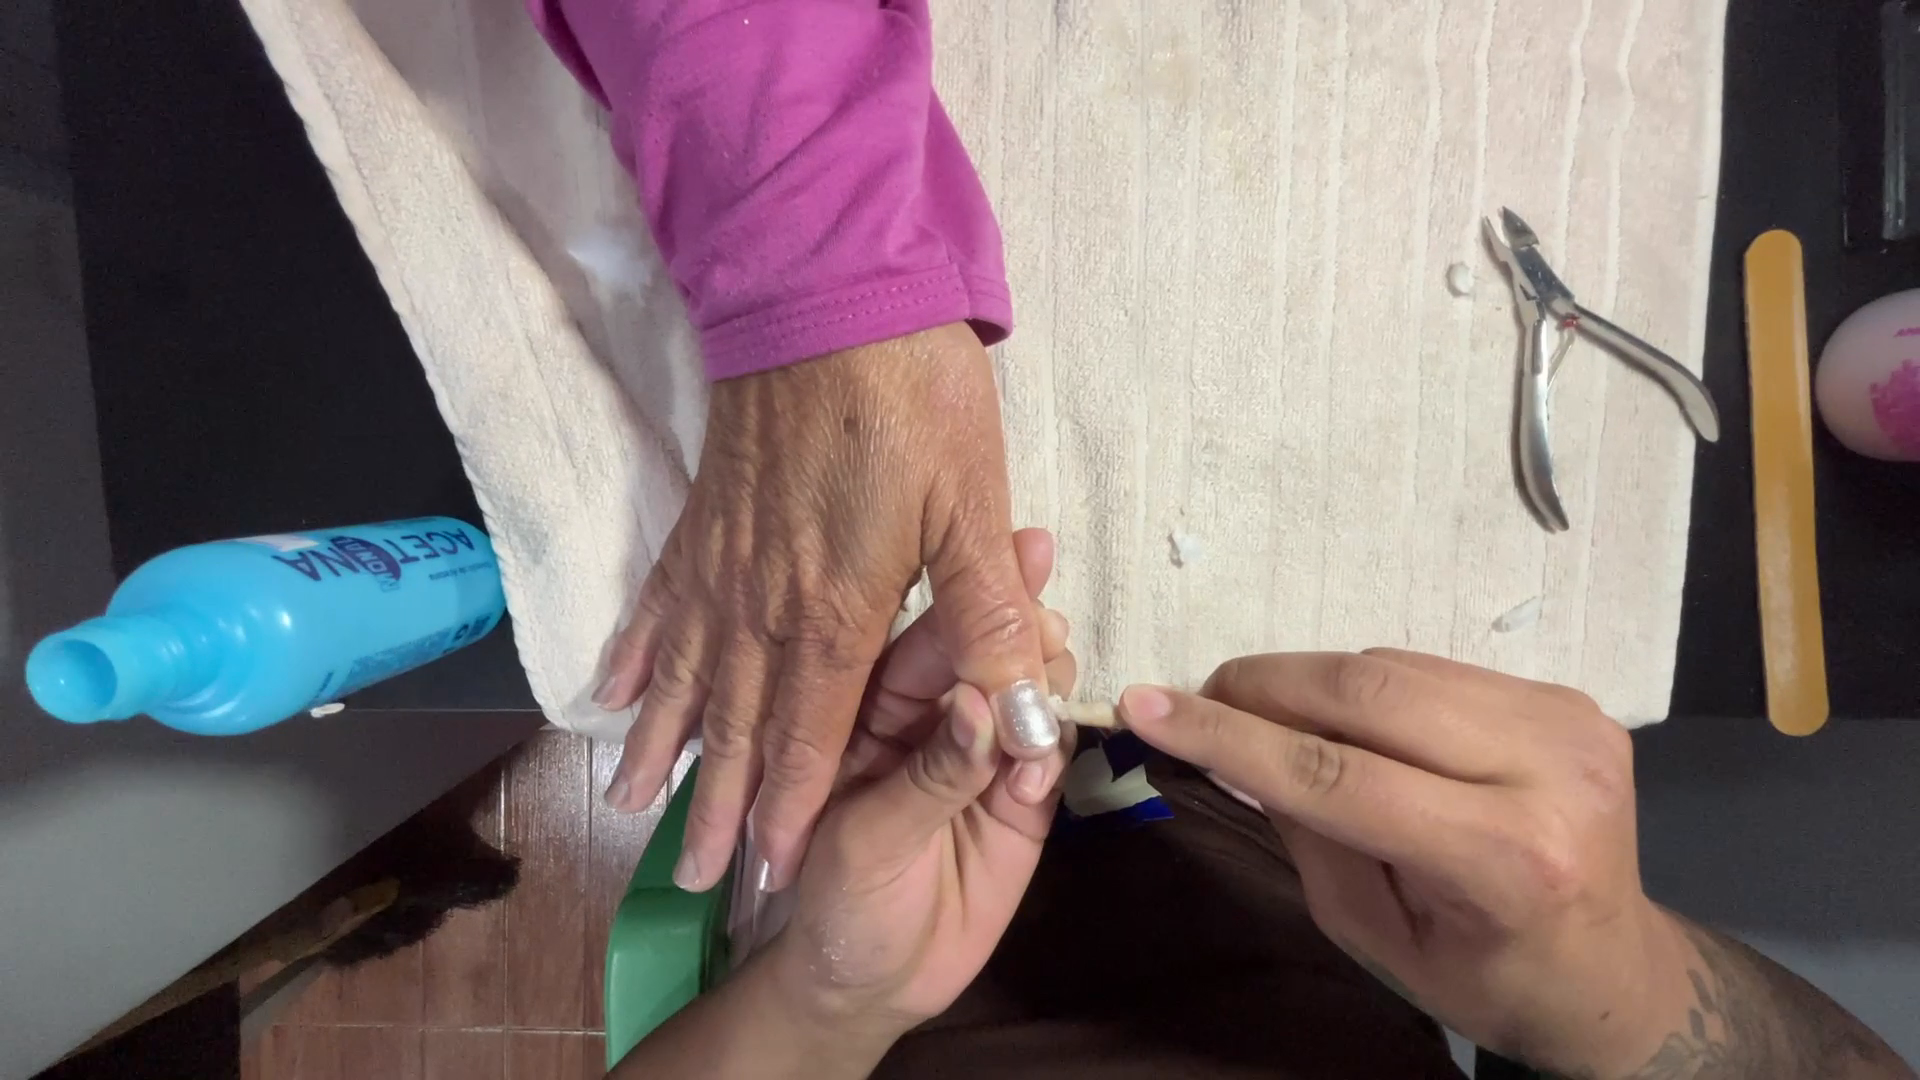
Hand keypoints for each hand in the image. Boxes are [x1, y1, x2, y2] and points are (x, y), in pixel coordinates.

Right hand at [596, 325, 1061, 894]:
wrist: (830, 294)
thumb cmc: (912, 400)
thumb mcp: (973, 504)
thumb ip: (989, 617)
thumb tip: (1023, 713)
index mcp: (837, 610)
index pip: (809, 733)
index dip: (790, 804)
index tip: (766, 868)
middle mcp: (766, 601)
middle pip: (739, 719)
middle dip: (721, 800)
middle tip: (690, 869)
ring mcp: (725, 559)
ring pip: (687, 672)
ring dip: (664, 743)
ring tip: (631, 803)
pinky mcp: (705, 516)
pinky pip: (659, 599)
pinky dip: (635, 650)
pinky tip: (607, 689)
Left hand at [764, 542, 1076, 1032]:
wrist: (874, 986)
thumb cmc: (841, 904)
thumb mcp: (867, 840)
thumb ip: (928, 775)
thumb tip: (980, 701)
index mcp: (879, 707)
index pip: (929, 640)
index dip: (968, 600)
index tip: (1018, 552)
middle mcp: (937, 715)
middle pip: (987, 653)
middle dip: (1020, 628)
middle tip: (1048, 619)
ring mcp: (986, 751)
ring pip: (1028, 692)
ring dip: (1044, 676)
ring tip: (1056, 667)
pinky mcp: (1026, 795)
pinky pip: (1050, 751)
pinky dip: (1055, 743)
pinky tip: (1051, 744)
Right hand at [1119, 650, 1688, 1075]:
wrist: (1617, 969)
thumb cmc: (1478, 971)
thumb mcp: (1366, 926)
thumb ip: (1301, 825)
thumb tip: (1230, 741)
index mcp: (1502, 860)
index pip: (1331, 775)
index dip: (1224, 733)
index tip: (1144, 704)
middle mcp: (1548, 773)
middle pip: (1358, 694)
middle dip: (1255, 687)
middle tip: (1194, 698)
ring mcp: (1563, 720)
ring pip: (1380, 664)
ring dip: (1297, 681)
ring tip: (1257, 710)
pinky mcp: (1558, 694)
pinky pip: (1414, 664)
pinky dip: (1350, 682)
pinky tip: (1335, 715)